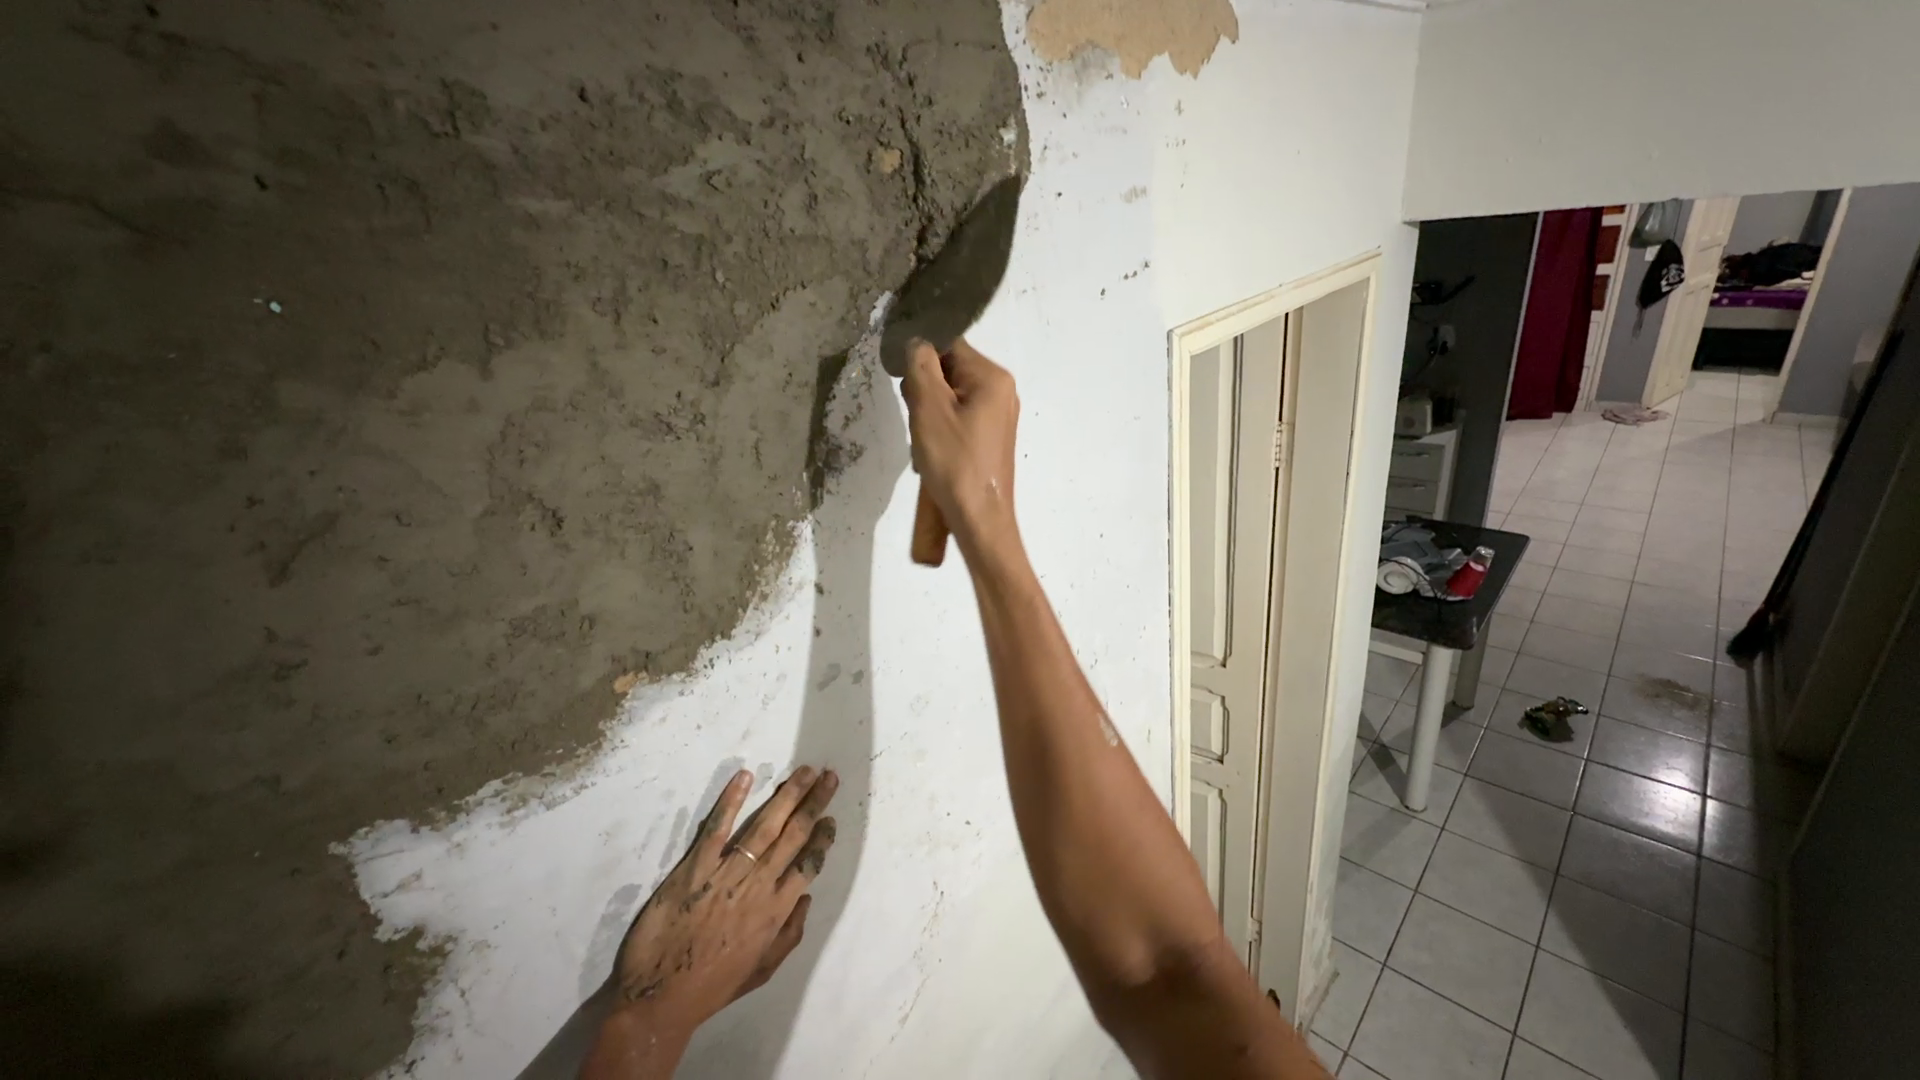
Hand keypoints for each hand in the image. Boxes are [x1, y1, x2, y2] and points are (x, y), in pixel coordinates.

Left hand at [611, 766, 838, 1026]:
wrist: (661, 1000)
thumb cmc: (713, 986)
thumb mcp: (763, 970)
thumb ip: (790, 934)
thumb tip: (807, 898)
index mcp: (776, 911)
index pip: (808, 864)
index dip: (822, 839)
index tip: (830, 819)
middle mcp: (758, 885)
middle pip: (794, 835)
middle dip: (814, 803)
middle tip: (828, 778)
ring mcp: (727, 873)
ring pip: (765, 825)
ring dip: (787, 795)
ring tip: (805, 772)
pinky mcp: (694, 867)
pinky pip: (717, 827)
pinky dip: (732, 800)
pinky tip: (746, 776)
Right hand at [899, 338, 1019, 550]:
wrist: (980, 518)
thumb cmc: (954, 462)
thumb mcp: (929, 408)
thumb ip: (920, 365)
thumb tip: (916, 341)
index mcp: (992, 377)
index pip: (949, 344)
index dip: (921, 360)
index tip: (905, 385)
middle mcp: (1002, 390)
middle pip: (950, 370)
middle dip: (925, 390)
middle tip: (918, 420)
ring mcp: (999, 416)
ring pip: (951, 397)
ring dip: (929, 414)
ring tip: (925, 441)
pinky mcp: (992, 438)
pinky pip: (959, 419)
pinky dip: (941, 430)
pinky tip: (934, 452)